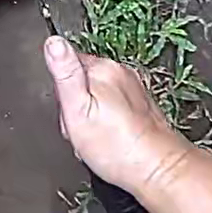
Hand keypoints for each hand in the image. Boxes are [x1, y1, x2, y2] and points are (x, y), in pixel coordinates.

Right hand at [40, 36, 192, 194]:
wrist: (158, 170)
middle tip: (84, 129)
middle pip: (81, 81)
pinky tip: (110, 138)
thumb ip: (65, 73)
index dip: (62, 94)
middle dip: (77, 106)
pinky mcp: (140, 103)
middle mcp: (120, 72)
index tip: (70, 113)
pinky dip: (108, 120)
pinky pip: (113, 105)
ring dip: (92, 114)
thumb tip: (53, 41)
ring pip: (97, 94)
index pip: (66, 65)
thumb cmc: (116, 147)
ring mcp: (133, 87)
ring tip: (98, 137)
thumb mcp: (77, 110)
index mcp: (103, 68)